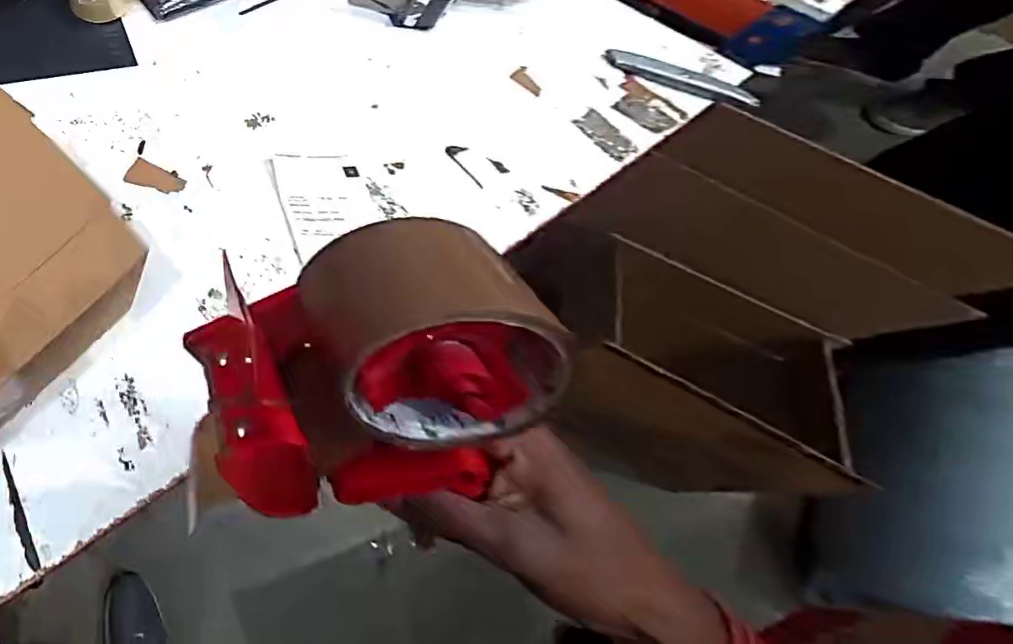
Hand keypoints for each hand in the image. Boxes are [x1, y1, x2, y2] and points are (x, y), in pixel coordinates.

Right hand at [391, 427, 726, 643]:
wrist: (652, 610)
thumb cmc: (590, 568)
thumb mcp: (513, 543)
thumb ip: (445, 512)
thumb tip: (380, 488)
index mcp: (518, 431)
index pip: (447, 402)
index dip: (402, 410)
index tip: (360, 422)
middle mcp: (512, 432)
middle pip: (443, 425)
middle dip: (405, 447)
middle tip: (364, 466)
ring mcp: (513, 455)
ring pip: (449, 450)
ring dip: (421, 473)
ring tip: (385, 492)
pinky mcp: (513, 478)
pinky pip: (464, 472)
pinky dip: (441, 490)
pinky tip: (420, 514)